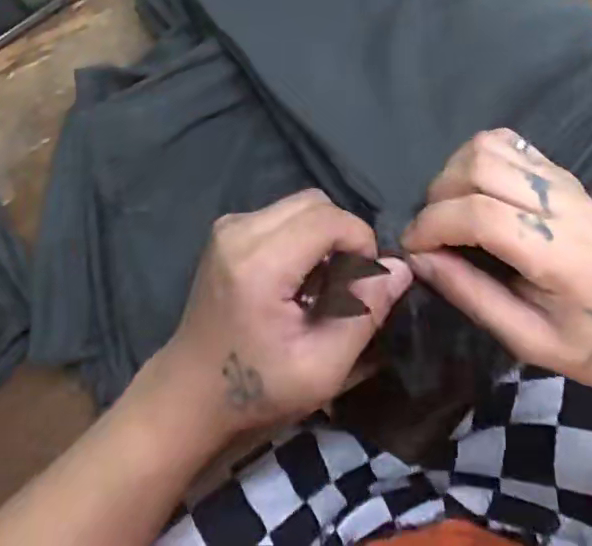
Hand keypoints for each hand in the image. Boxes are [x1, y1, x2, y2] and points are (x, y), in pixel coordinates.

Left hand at [155, 190, 412, 437]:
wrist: (192, 390)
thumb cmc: (258, 387)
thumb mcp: (322, 367)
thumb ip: (364, 313)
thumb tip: (400, 267)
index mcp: (259, 262)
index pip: (328, 218)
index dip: (361, 242)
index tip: (366, 284)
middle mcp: (240, 229)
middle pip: (314, 202)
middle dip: (343, 236)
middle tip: (347, 285)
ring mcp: (228, 225)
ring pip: (298, 204)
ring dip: (322, 236)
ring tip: (322, 285)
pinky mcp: (226, 229)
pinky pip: (279, 214)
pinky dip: (300, 237)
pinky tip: (297, 279)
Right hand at [401, 129, 591, 403]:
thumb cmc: (580, 341)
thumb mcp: (523, 339)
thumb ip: (469, 294)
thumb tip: (416, 257)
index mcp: (568, 260)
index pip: (483, 216)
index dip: (434, 224)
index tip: (412, 244)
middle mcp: (571, 209)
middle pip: (480, 168)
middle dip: (438, 195)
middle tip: (431, 229)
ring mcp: (567, 183)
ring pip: (487, 146)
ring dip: (452, 172)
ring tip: (449, 208)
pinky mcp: (559, 170)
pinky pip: (502, 141)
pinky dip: (473, 158)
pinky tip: (472, 190)